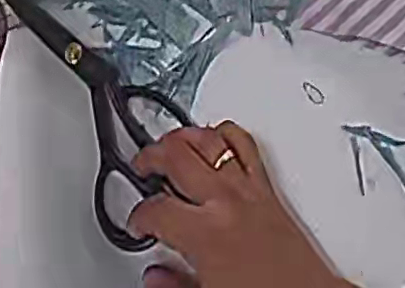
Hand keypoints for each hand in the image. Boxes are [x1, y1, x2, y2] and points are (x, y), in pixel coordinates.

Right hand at [128, 123, 347, 287]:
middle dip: (152, 157)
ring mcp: (247, 187)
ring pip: (208, 140)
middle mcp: (225, 201)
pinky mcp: (267, 185)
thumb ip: (175, 284)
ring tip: (169, 142)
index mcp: (207, 235)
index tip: (137, 222)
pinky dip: (225, 133)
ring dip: (183, 136)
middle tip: (142, 165)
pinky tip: (214, 136)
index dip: (139, 215)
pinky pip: (244, 143)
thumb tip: (155, 274)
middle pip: (177, 157)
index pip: (158, 210)